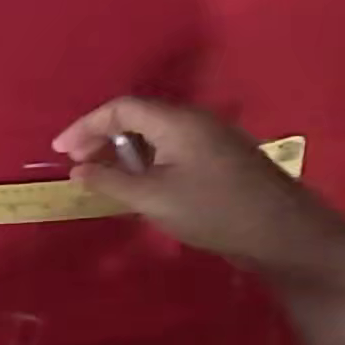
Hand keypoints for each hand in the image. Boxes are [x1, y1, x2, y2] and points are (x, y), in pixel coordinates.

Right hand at [53, 97, 344, 283]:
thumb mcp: (152, 199)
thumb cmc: (213, 212)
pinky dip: (143, 159)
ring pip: (153, 133)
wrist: (284, 235)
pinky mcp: (218, 158)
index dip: (85, 126)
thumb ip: (109, 182)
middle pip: (136, 117)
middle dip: (100, 137)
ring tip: (100, 175)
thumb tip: (78, 170)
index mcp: (176, 122)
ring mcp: (209, 139)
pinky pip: (169, 147)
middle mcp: (193, 121)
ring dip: (121, 150)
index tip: (60, 152)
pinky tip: (135, 183)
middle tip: (77, 164)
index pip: (120, 109)